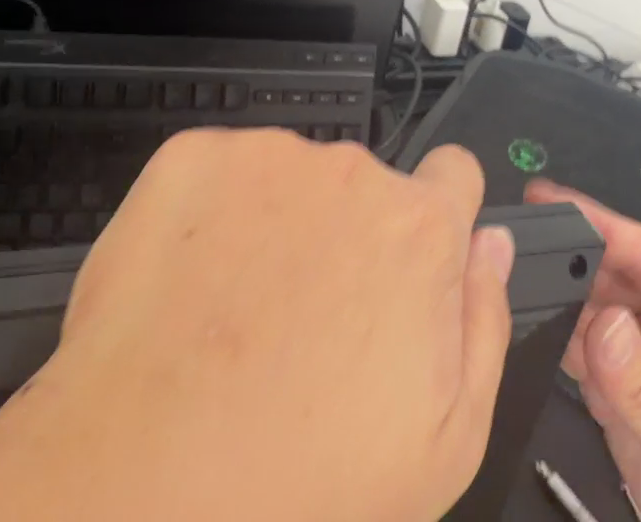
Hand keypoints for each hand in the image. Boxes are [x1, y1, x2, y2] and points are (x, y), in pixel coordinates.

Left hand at [0, 130, 517, 521]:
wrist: (152, 480)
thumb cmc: (302, 473)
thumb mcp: (447, 436)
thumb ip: (484, 320)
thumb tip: (487, 249)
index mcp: (419, 229)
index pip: (452, 175)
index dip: (437, 211)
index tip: (408, 246)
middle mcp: (348, 175)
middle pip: (362, 184)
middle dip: (346, 232)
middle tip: (307, 314)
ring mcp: (263, 160)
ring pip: (288, 177)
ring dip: (276, 222)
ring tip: (243, 310)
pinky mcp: (190, 161)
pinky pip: (219, 171)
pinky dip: (211, 212)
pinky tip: (198, 283)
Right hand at [525, 179, 640, 521]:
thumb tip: (598, 321)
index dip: (605, 226)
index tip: (551, 199)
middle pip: (625, 281)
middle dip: (576, 261)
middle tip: (516, 245)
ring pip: (603, 314)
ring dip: (565, 301)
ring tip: (514, 278)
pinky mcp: (634, 399)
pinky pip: (592, 356)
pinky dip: (563, 343)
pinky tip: (533, 326)